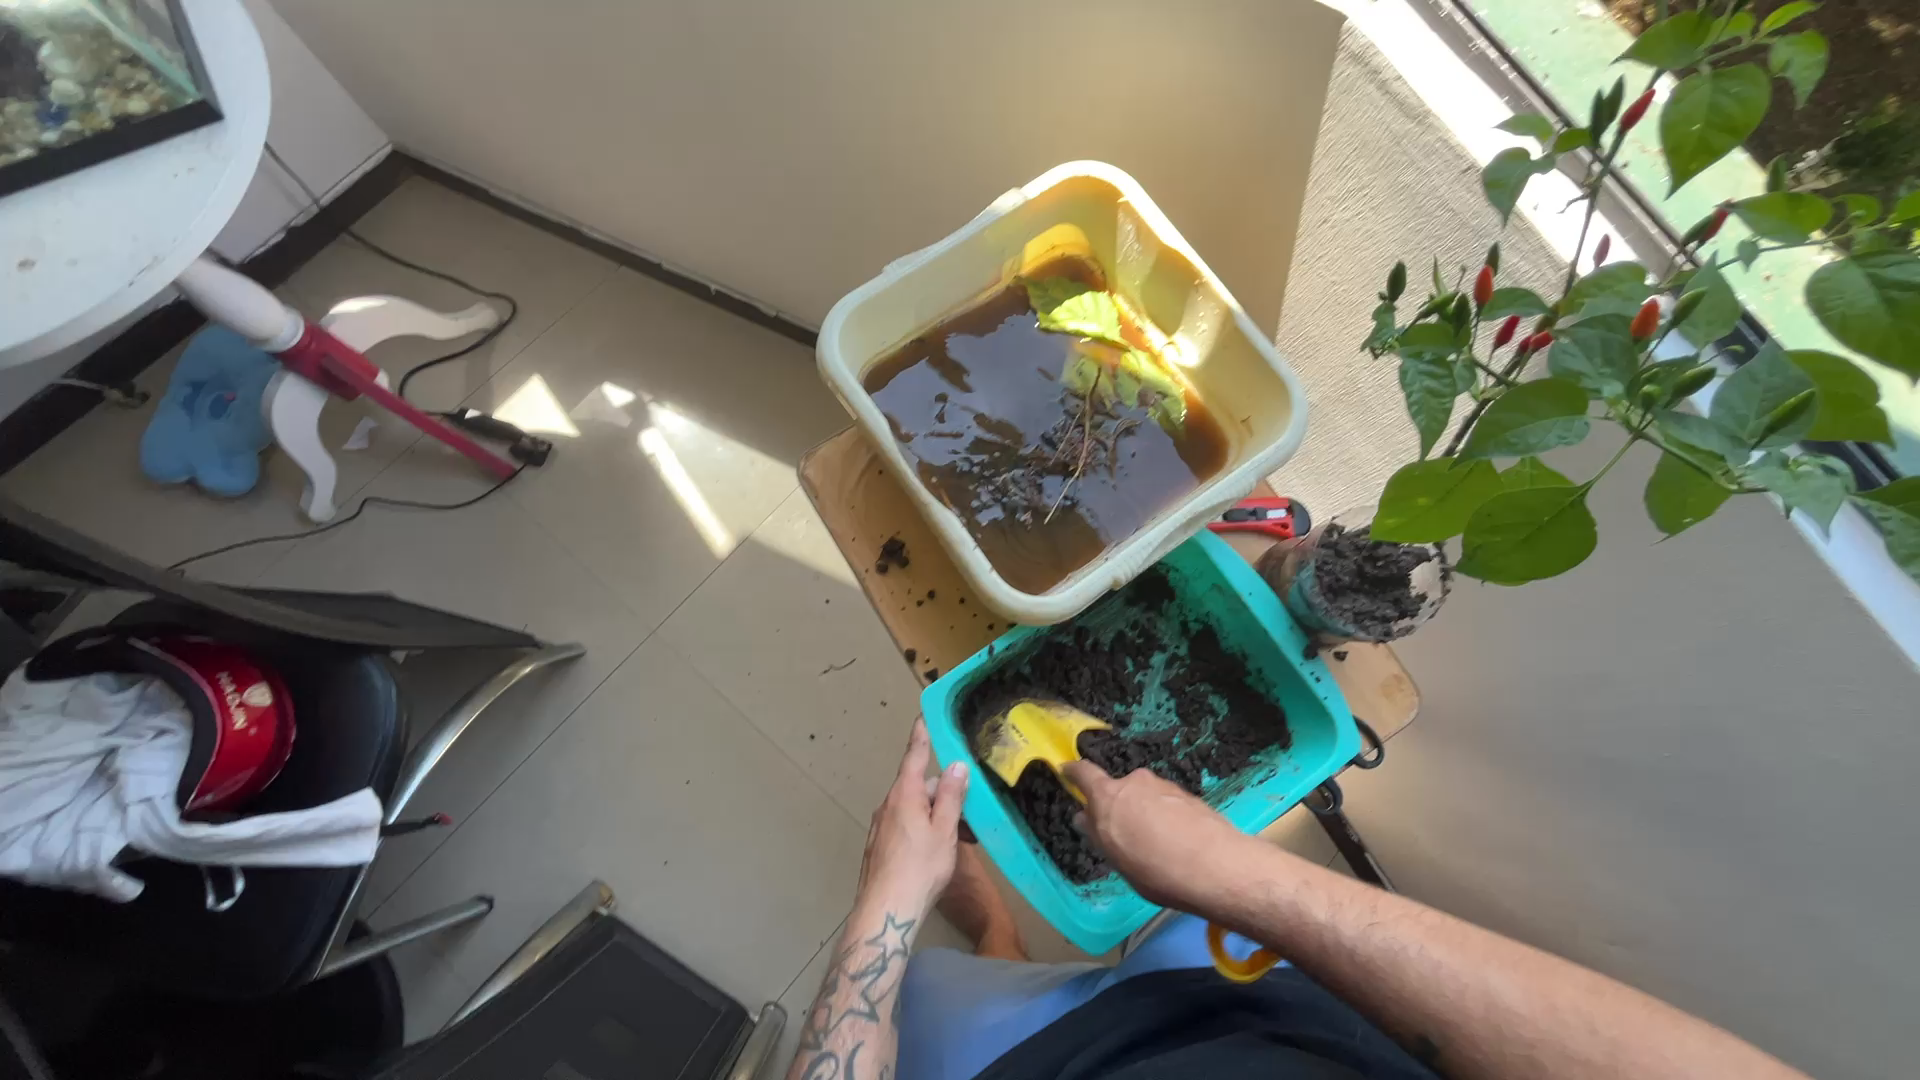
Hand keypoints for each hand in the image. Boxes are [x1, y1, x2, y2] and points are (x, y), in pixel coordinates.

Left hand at [857, 719, 968, 918]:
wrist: (885, 911)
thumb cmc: (919, 867)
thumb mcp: (944, 830)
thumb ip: (951, 796)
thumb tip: (956, 765)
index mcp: (904, 794)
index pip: (915, 755)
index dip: (922, 735)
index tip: (923, 716)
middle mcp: (888, 804)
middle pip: (920, 787)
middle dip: (945, 795)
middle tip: (971, 817)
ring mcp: (881, 827)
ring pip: (915, 810)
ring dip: (938, 818)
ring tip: (962, 842)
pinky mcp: (880, 847)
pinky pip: (906, 827)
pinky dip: (925, 831)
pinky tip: (939, 854)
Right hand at [1062, 760, 1258, 912]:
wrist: (1216, 866)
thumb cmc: (1155, 869)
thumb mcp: (1116, 859)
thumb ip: (1097, 833)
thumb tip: (1083, 816)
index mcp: (1109, 795)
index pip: (1084, 773)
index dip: (1073, 771)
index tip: (1066, 770)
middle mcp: (1135, 782)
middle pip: (1119, 789)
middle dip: (1118, 806)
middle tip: (1124, 835)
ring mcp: (1165, 786)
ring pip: (1145, 797)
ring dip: (1145, 813)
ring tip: (1156, 846)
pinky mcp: (1189, 796)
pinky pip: (1167, 804)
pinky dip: (1166, 818)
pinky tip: (1178, 844)